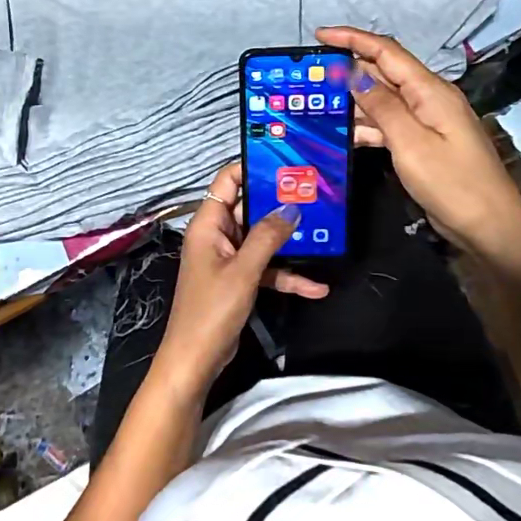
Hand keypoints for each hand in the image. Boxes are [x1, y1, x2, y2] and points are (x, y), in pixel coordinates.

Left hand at [154, 163, 326, 394]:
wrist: (196, 358)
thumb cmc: (212, 308)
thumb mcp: (244, 270)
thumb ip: (267, 237)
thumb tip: (291, 207)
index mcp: (208, 224)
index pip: (226, 181)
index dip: (251, 168)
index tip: (284, 162)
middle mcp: (217, 235)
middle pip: (249, 208)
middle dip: (280, 204)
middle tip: (316, 193)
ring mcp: (228, 258)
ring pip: (261, 239)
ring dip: (289, 241)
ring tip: (324, 232)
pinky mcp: (238, 280)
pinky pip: (265, 268)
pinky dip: (286, 275)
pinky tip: (316, 287)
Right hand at [315, 26, 520, 256]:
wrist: (488, 226)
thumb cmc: (452, 183)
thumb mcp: (410, 143)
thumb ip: (381, 106)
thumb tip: (354, 72)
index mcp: (429, 91)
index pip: (386, 52)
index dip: (352, 39)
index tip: (320, 35)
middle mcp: (427, 99)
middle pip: (383, 72)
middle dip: (348, 68)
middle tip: (311, 73)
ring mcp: (425, 122)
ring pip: (382, 100)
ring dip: (353, 99)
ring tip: (318, 102)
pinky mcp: (421, 143)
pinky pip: (387, 124)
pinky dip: (365, 125)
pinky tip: (342, 134)